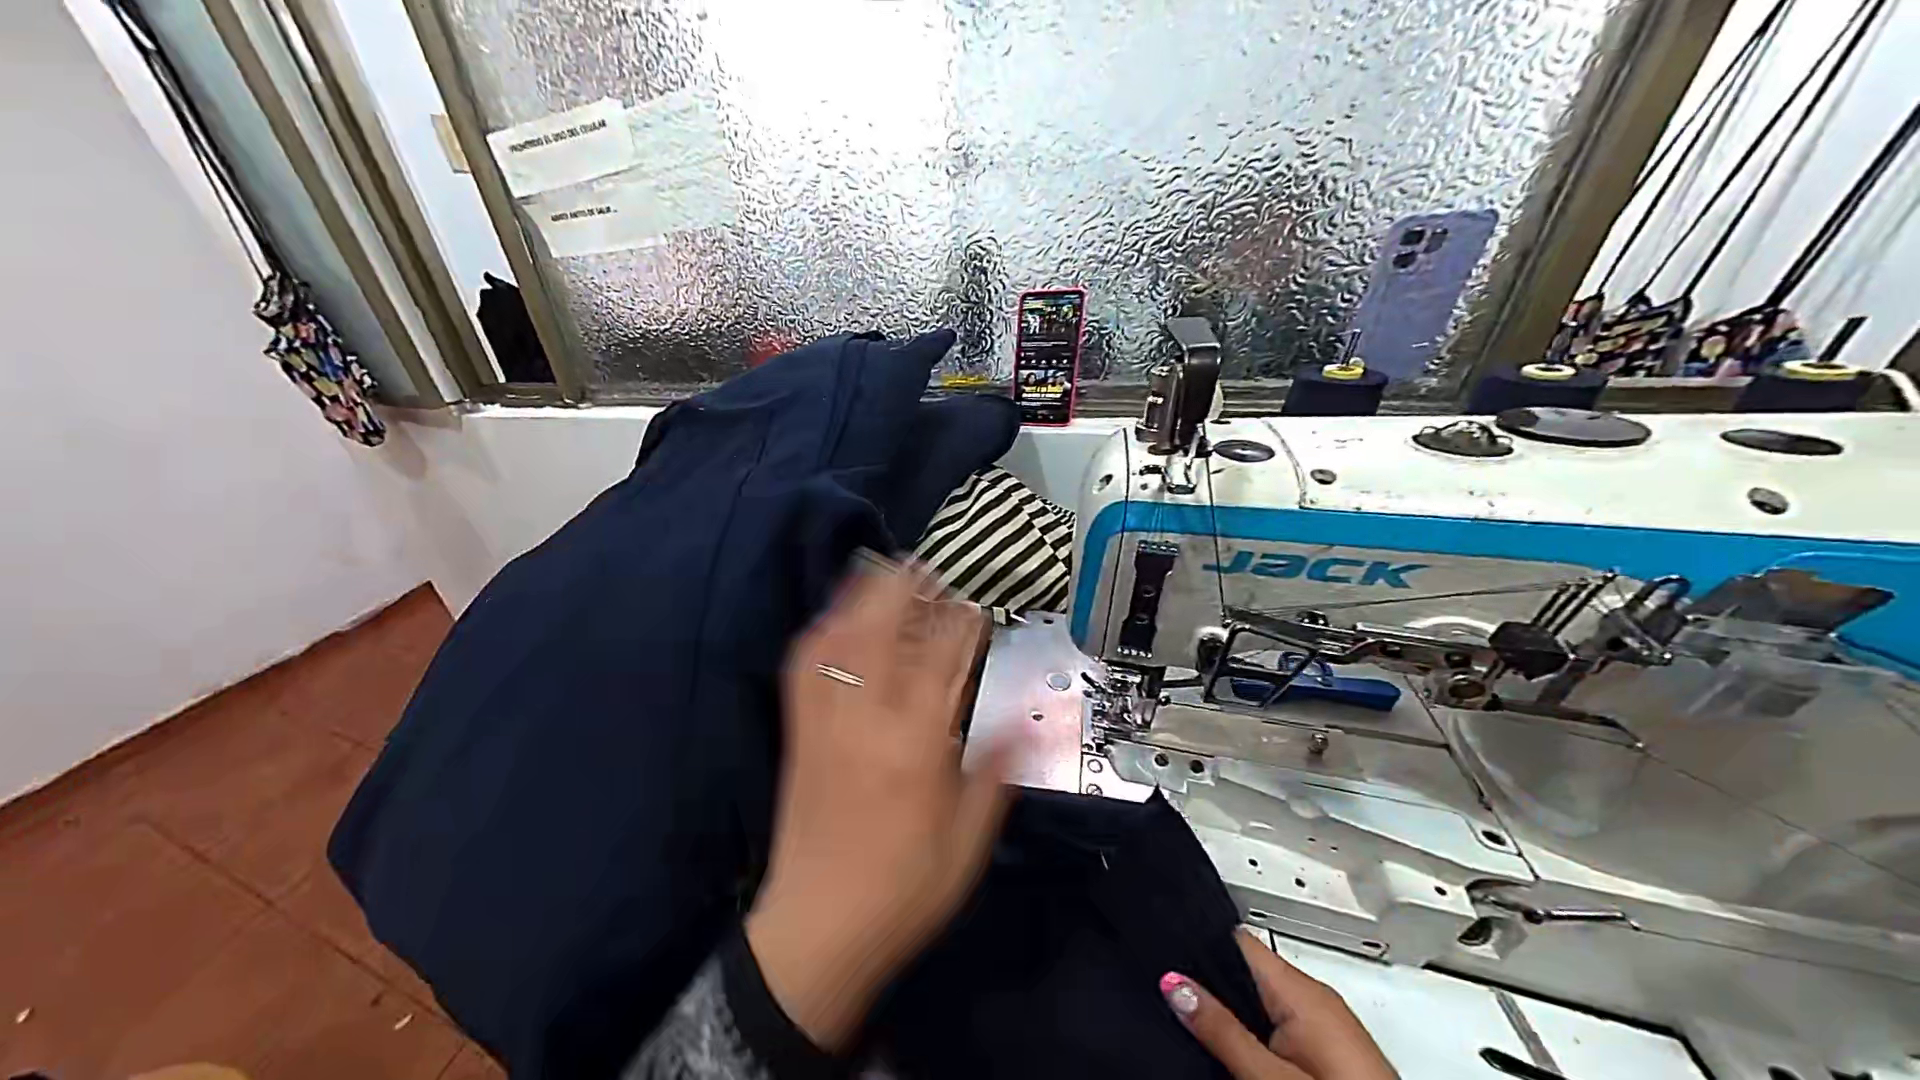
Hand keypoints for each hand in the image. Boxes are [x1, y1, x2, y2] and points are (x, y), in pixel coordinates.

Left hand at [745, 557, 1010, 1051]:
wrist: (817, 931)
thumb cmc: (905, 887)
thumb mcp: (968, 839)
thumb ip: (996, 771)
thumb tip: (1030, 720)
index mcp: (913, 746)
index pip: (940, 663)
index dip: (960, 625)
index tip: (975, 603)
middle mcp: (864, 723)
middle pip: (880, 634)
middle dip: (903, 590)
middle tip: (925, 563)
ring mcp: (823, 725)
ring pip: (837, 643)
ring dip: (859, 598)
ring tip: (882, 570)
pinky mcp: (797, 736)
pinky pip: (802, 670)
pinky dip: (819, 632)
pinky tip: (833, 617)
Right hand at [1161, 929, 1398, 1079]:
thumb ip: (1222, 1030)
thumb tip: (1175, 984)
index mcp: (1303, 992)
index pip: (1237, 941)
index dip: (1197, 944)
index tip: (1164, 951)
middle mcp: (1318, 1001)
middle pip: (1247, 972)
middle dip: (1211, 984)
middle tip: (1170, 995)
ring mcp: (1329, 1031)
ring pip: (1264, 1002)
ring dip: (1232, 1012)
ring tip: (1194, 1023)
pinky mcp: (1334, 1058)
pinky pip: (1281, 1027)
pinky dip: (1255, 1034)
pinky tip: (1238, 1056)